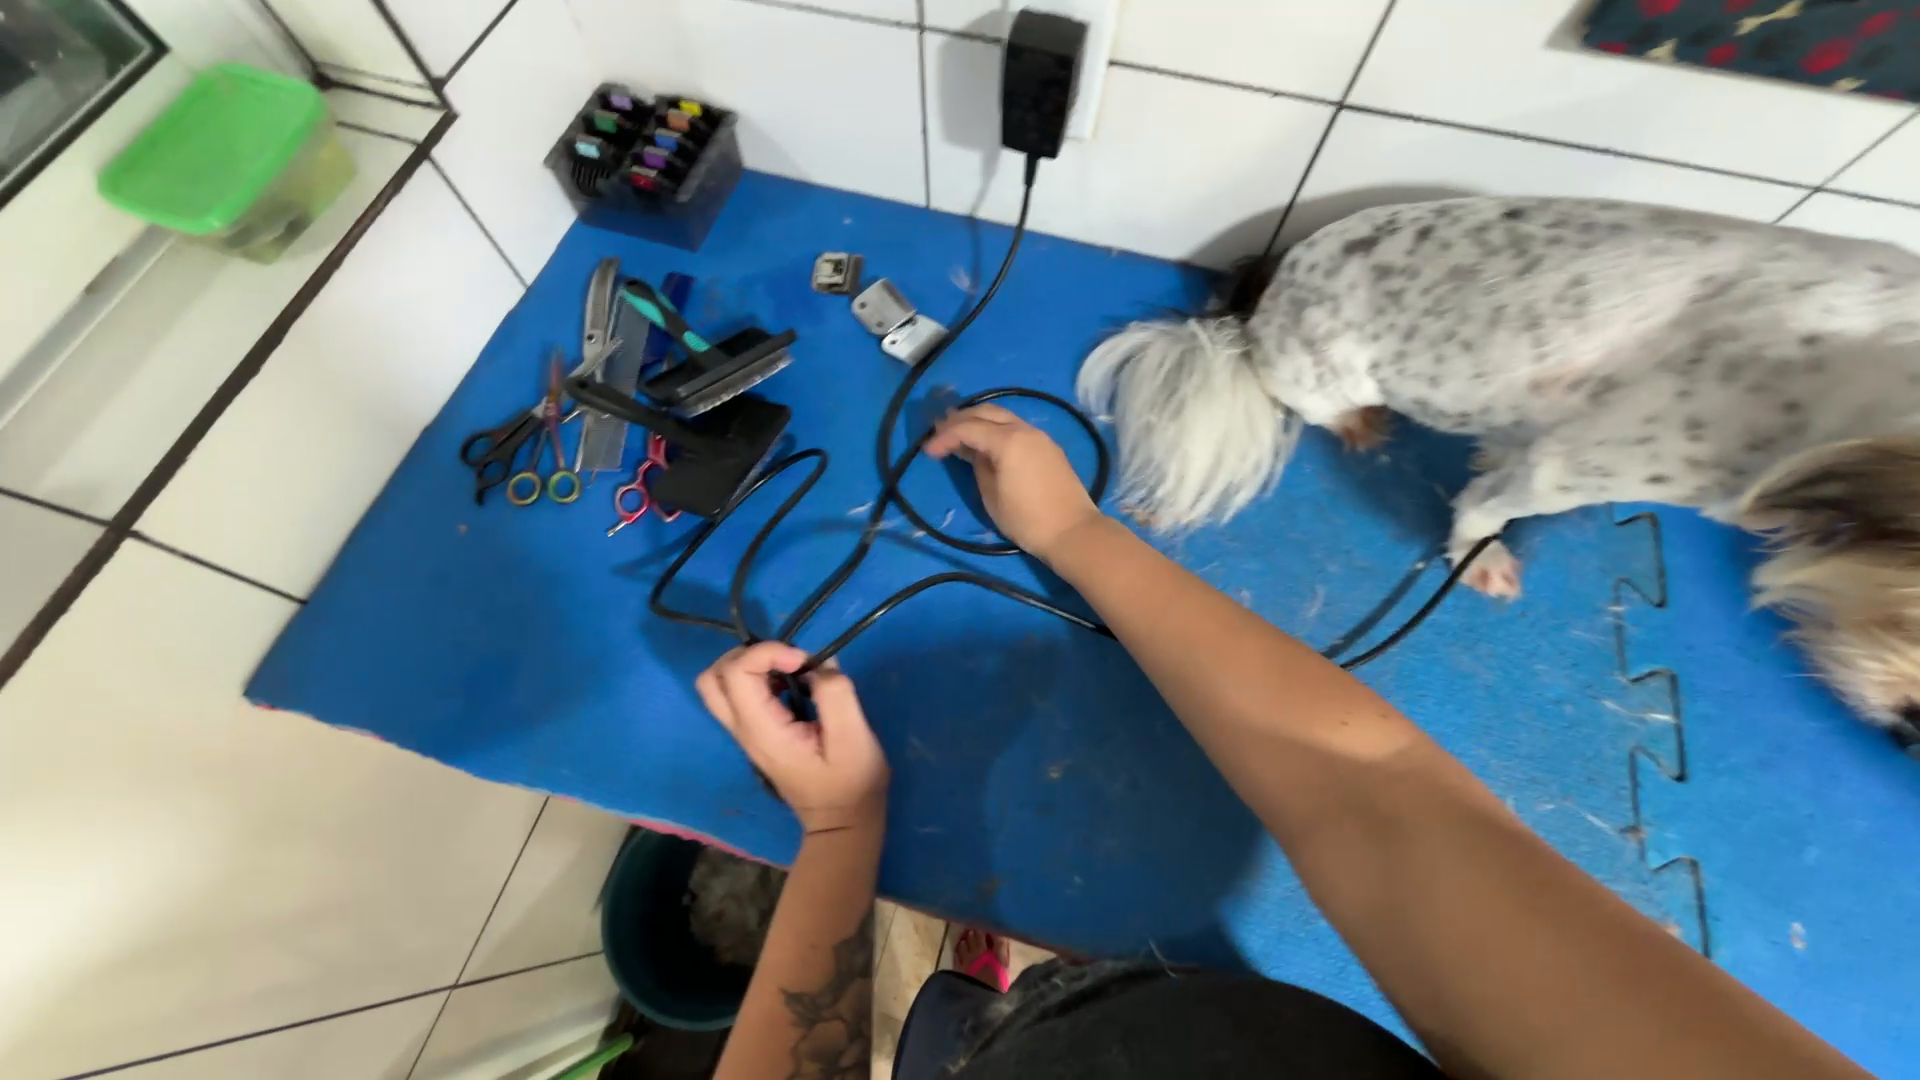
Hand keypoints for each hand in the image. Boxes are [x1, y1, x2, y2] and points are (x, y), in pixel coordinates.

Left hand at [695, 643, 888, 834]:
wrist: (842, 822)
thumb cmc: (851, 782)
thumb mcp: (854, 736)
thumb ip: (836, 693)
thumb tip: (820, 665)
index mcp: (762, 731)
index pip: (737, 672)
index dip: (767, 652)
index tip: (803, 661)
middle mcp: (744, 730)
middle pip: (713, 677)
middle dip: (748, 655)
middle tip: (786, 659)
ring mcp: (748, 733)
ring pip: (723, 684)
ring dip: (754, 665)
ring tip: (793, 671)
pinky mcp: (759, 733)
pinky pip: (742, 694)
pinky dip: (763, 677)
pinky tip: (795, 685)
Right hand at [924, 404, 1103, 561]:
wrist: (1072, 531)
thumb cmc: (1026, 519)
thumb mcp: (991, 495)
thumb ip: (979, 467)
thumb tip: (975, 453)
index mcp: (1008, 440)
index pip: (968, 428)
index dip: (944, 437)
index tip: (928, 451)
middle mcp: (1024, 430)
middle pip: (987, 412)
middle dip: (961, 419)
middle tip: (940, 430)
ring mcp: (1040, 436)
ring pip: (1004, 417)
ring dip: (980, 421)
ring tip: (960, 433)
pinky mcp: (1048, 448)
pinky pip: (1017, 429)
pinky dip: (997, 430)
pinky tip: (987, 443)